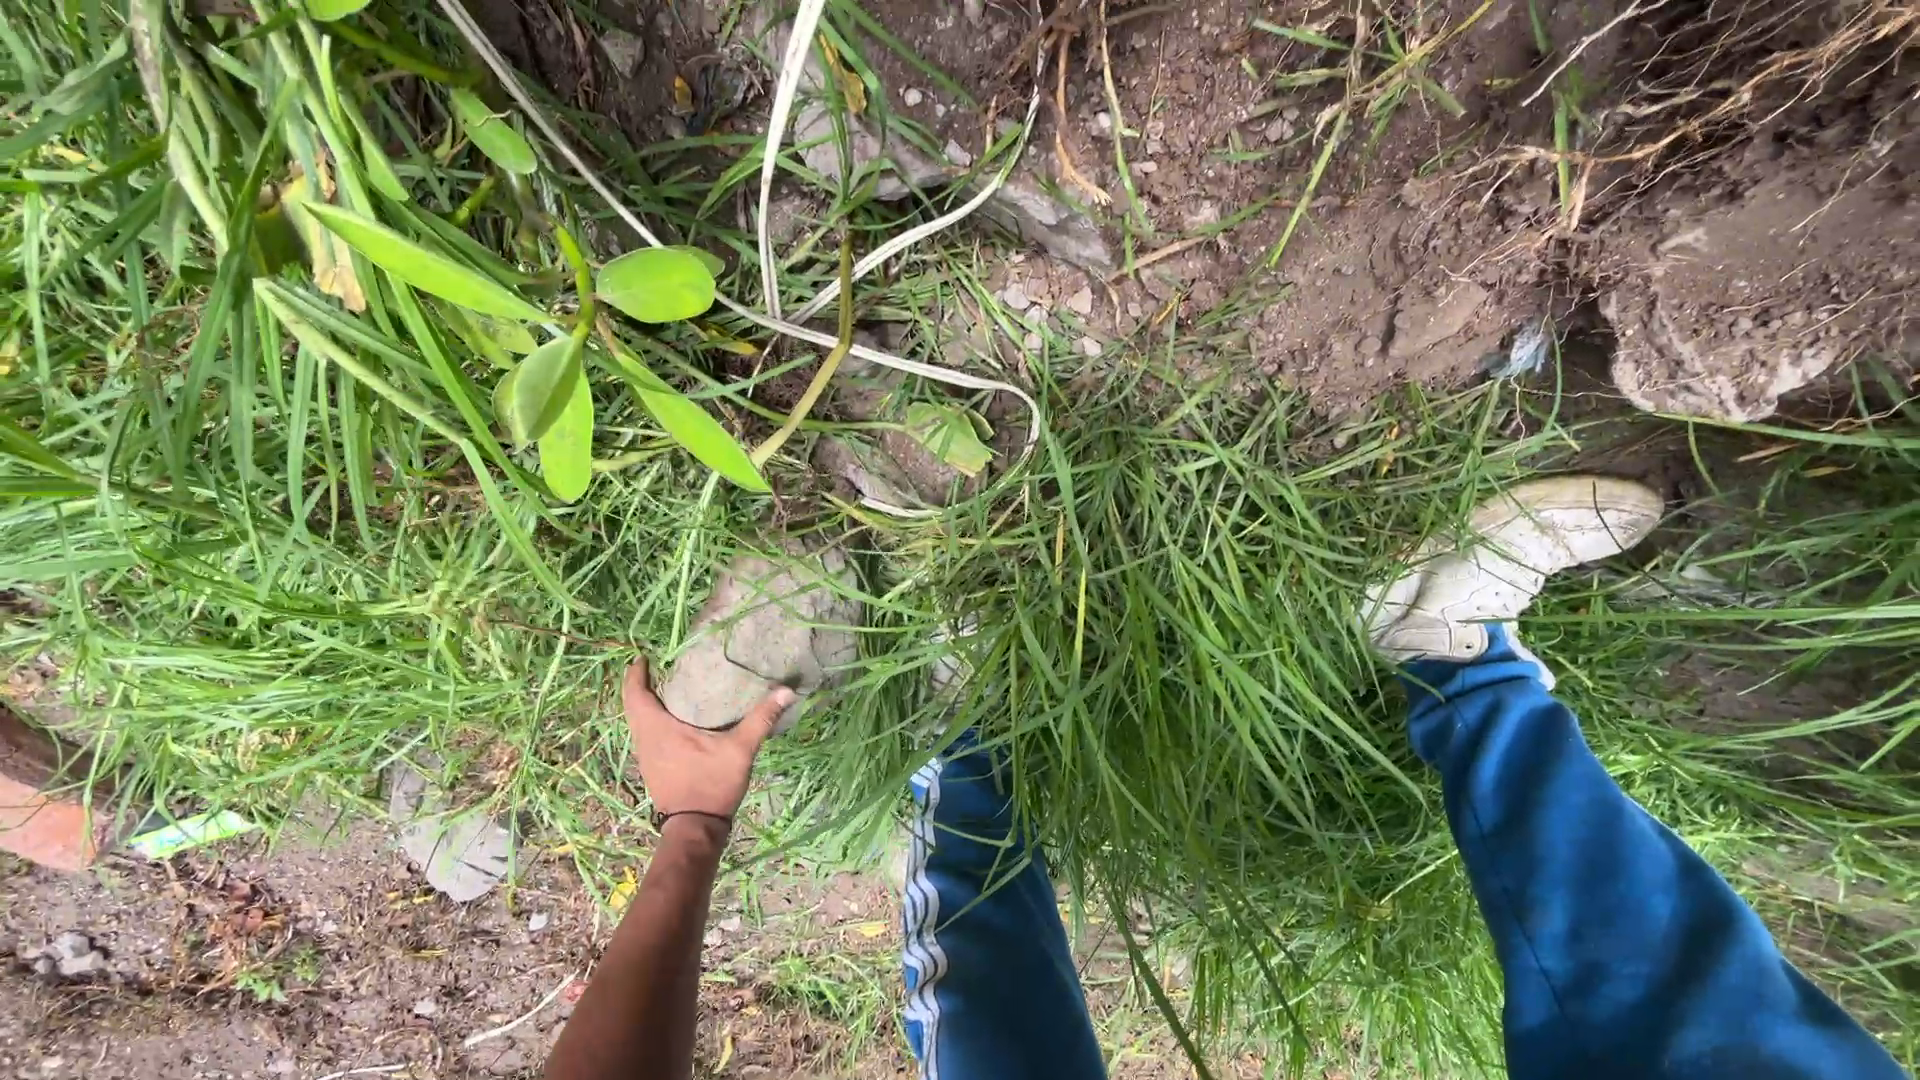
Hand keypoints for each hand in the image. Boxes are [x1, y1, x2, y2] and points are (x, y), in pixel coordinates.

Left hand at [621, 658, 795, 820]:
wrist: (696, 827)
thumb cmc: (712, 783)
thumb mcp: (740, 749)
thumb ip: (761, 718)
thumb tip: (786, 691)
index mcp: (657, 729)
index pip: (635, 694)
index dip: (635, 674)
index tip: (643, 657)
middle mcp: (645, 740)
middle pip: (632, 706)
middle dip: (640, 685)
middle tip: (658, 668)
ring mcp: (646, 757)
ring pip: (637, 722)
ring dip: (646, 705)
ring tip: (667, 689)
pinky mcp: (653, 768)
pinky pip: (646, 735)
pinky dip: (653, 721)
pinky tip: (674, 721)